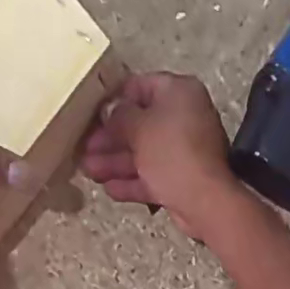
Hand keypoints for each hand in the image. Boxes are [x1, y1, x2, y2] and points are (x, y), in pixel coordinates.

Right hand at [81, 73, 242, 232]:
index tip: (92, 111)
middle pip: (140, 125)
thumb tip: (111, 112)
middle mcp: (186, 119)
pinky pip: (154, 177)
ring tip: (88, 171)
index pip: (141, 86)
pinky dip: (133, 182)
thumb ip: (118, 115)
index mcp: (181, 94)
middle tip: (84, 147)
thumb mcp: (137, 127)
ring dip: (115, 163)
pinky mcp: (184, 180)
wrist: (205, 202)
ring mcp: (186, 152)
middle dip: (110, 138)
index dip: (114, 99)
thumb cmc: (171, 153)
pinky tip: (109, 189)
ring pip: (145, 154)